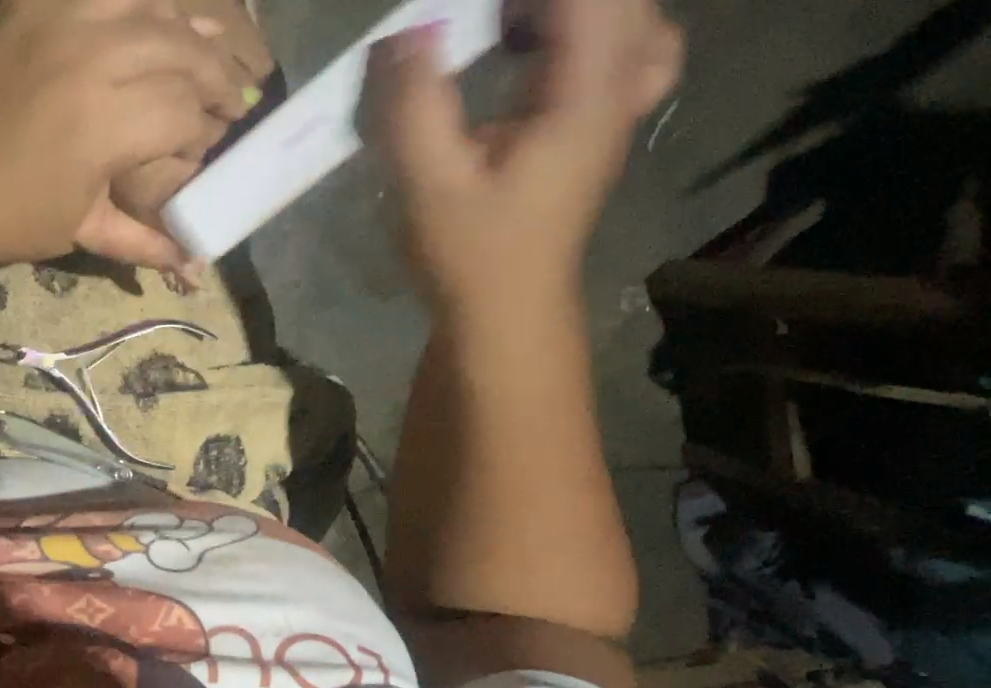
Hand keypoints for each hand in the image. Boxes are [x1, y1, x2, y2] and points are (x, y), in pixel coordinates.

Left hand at [0, 0, 248, 270]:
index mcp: (104, 122)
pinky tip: (159, 13)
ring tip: (215, 44)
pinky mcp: (33, 1)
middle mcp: (92, 54)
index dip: (209, 131)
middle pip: (183, 46)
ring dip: (193, 21)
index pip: (186, 111)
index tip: (215, 144)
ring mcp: (60, 17)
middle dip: (218, 73)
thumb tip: (195, 268)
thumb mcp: (74, 230)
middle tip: (236, 93)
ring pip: (154, 0)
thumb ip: (141, 237)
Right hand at [367, 0, 682, 313]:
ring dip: (566, 14)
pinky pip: (615, 50)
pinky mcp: (591, 128)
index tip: (460, 10)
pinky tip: (526, 51)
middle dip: (537, 4)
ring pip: (623, 21)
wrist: (504, 314)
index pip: (587, 0)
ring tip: (500, 24)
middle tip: (474, 21)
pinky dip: (579, 33)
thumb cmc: (470, 256)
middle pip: (616, 3)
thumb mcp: (429, 185)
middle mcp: (615, 91)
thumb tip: (407, 33)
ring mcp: (611, 110)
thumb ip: (416, 105)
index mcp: (586, 96)